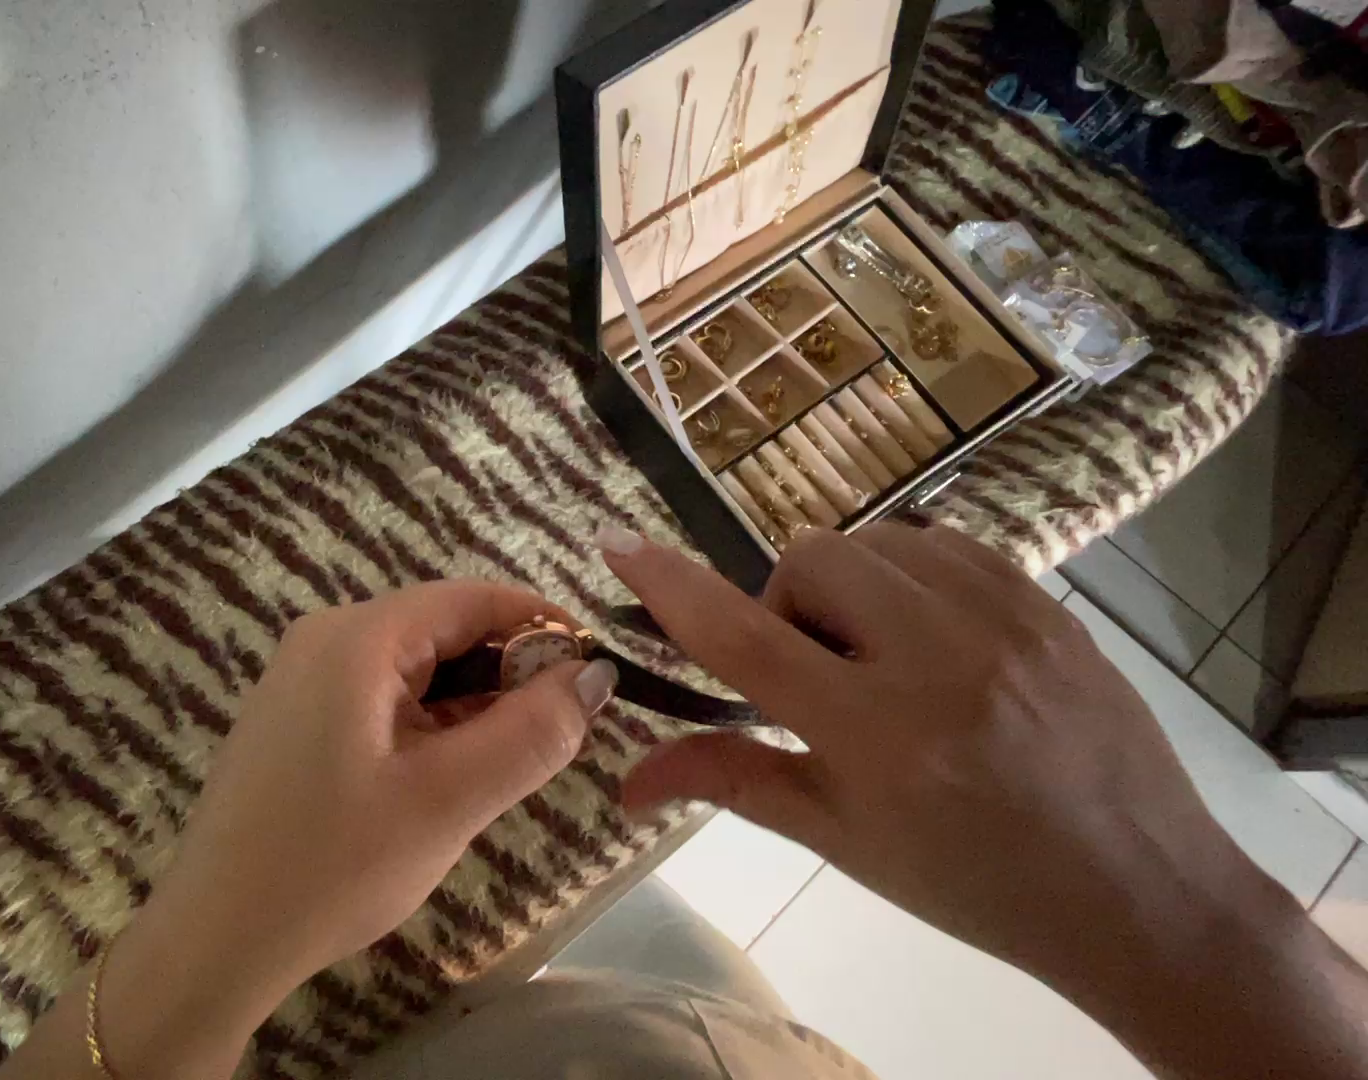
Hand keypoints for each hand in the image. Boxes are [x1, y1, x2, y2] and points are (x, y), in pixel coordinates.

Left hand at [92, 580, 616, 1079]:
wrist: (213, 940)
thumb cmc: (332, 867)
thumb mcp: (448, 801)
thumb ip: (531, 734)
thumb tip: (594, 674)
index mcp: (357, 637)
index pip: (472, 599)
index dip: (542, 626)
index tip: (598, 671)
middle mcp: (326, 638)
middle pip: (442, 628)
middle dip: (508, 671)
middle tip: (559, 733)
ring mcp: (305, 676)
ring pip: (415, 666)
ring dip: (471, 703)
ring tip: (508, 762)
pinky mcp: (298, 715)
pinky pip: (382, 696)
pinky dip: (429, 721)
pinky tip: (448, 772)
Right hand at [599, 522, 1367, 1079]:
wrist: (1146, 897)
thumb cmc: (968, 879)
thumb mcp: (836, 835)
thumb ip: (728, 781)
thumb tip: (625, 782)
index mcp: (879, 735)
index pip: (747, 639)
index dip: (672, 586)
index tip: (619, 545)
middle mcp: (942, 661)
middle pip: (811, 561)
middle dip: (786, 605)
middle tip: (814, 669)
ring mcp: (1007, 621)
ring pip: (871, 540)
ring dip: (842, 586)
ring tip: (872, 650)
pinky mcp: (1046, 602)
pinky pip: (936, 541)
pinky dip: (900, 572)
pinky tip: (921, 628)